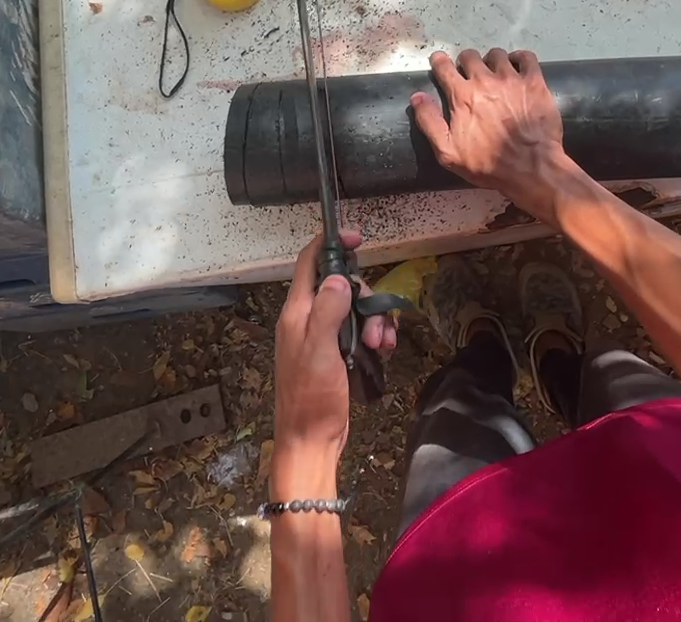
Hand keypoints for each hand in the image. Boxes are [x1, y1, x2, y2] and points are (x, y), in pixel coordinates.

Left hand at [272, 229, 395, 494]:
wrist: (311, 443)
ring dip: (374, 320)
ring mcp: (321, 336)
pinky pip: (358, 330)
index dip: (331, 243)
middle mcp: (307, 319)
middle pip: (340, 285)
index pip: (310, 262)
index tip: (357, 236)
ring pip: (353, 308)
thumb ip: (328, 310)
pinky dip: (373, 335)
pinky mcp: (335, 352)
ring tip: (383, 344)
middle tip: (377, 324)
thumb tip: (339, 277)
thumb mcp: (320, 350)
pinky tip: (383, 351)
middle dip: (365, 297)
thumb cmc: (312, 398)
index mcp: (297, 313)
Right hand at [410, 48, 569, 204]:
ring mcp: (511, 79)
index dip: (439, 62)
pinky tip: (518, 68)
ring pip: (497, 55)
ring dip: (492, 61)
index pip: (444, 67)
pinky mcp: (534, 82)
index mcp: (462, 96)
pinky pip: (526, 57)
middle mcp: (485, 81)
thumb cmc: (487, 164)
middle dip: (466, 62)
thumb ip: (429, 122)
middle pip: (470, 56)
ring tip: (495, 73)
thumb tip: (416, 97)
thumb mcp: (448, 152)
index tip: (439, 62)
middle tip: (470, 74)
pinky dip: (520, 58)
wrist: (530, 168)